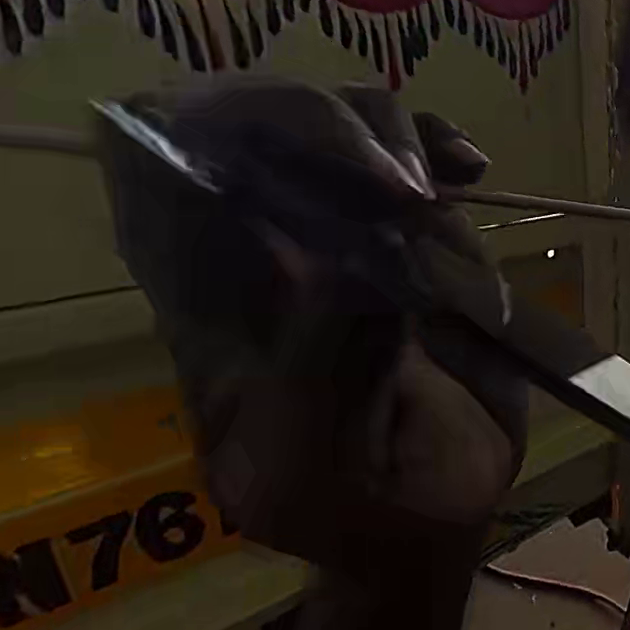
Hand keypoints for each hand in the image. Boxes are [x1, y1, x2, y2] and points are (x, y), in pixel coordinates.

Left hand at [99, 80, 526, 570]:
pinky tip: (473, 166)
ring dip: (394, 132)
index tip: (301, 163)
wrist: (434, 509)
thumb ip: (323, 369)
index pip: (157, 168)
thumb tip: (358, 255)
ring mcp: (358, 236)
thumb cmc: (358, 507)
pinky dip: (443, 144)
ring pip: (349, 124)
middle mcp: (275, 250)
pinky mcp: (424, 241)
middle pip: (259, 120)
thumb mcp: (314, 470)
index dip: (204, 129)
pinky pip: (422, 161)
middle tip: (400, 187)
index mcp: (210, 299)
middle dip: (327, 126)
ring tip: (450, 180)